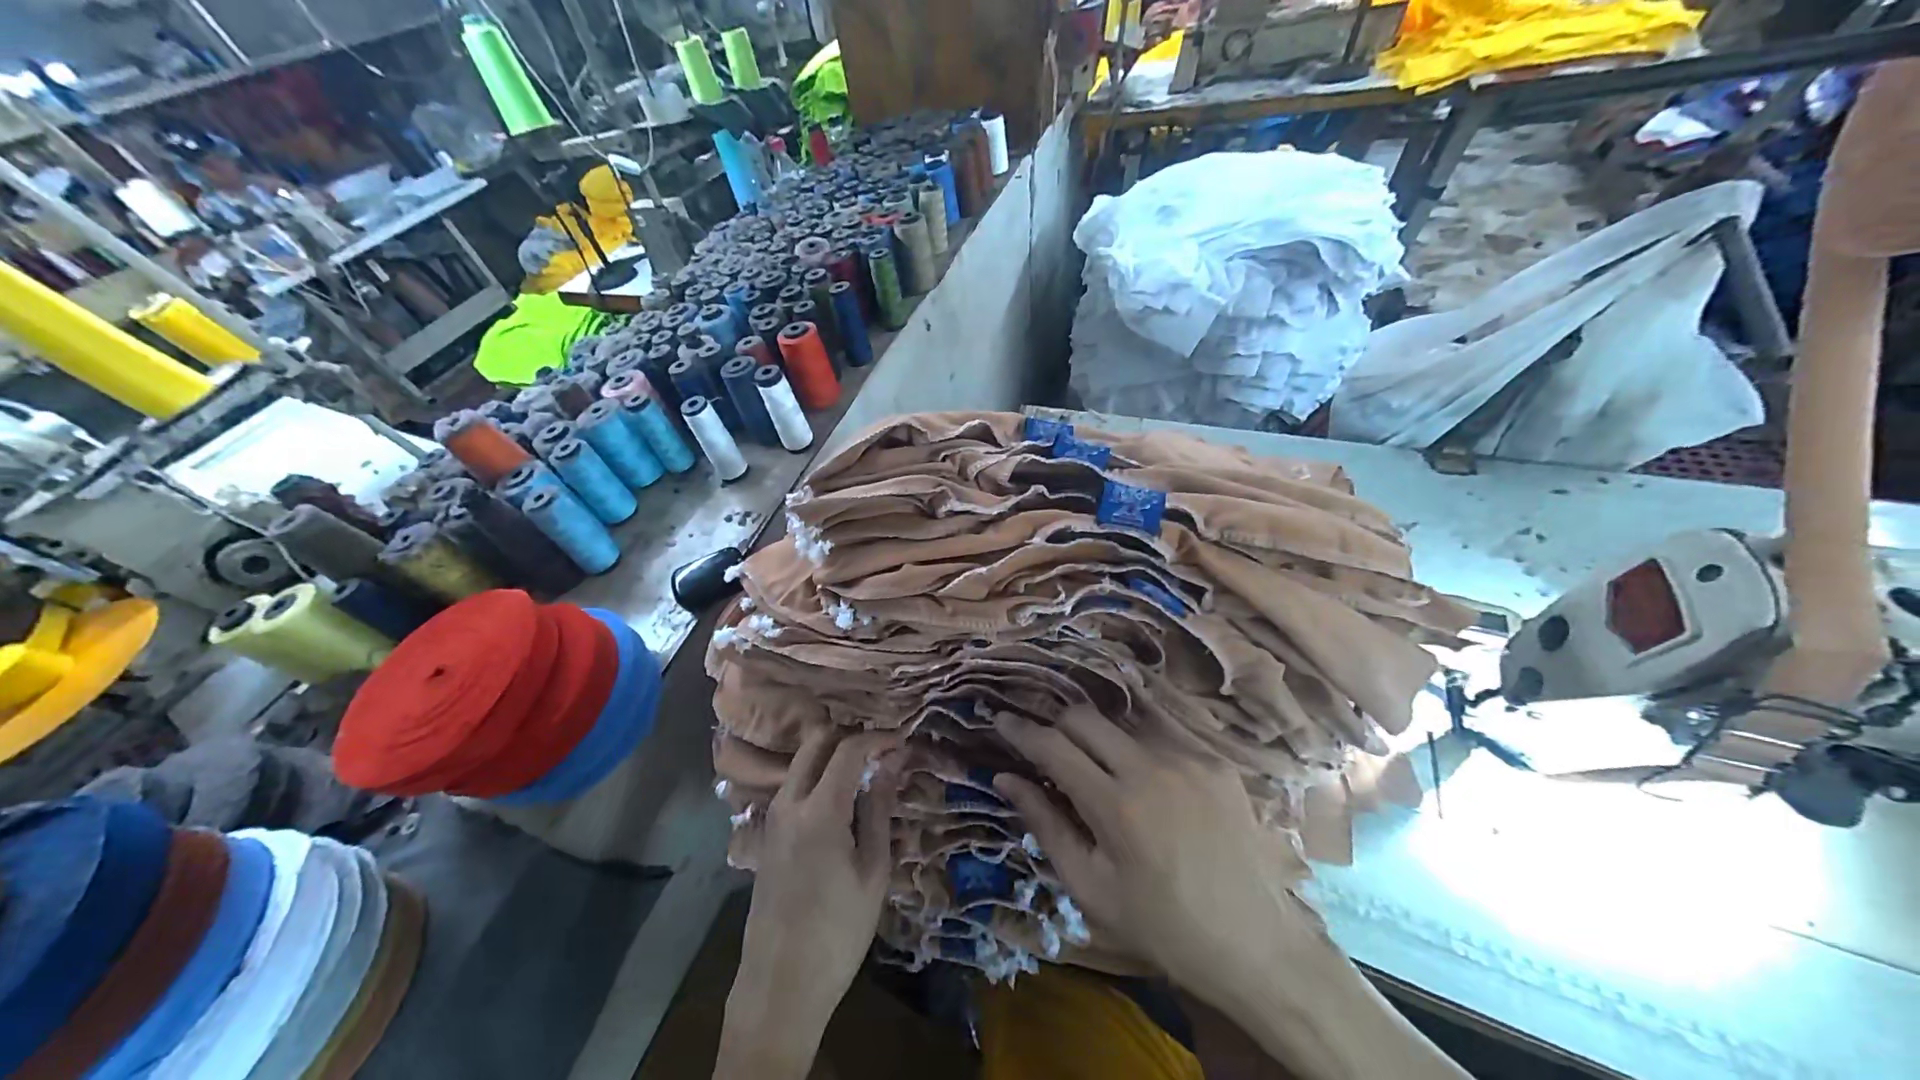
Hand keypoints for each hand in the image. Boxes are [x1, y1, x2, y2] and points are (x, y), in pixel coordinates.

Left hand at [714, 729, 901, 1079]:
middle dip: (851, 736)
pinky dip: (819, 775)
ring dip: (833, 754)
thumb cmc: (839, 930)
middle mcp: (789, 802)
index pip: (849, 749)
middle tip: (883, 752)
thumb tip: (892, 762)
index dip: (879, 738)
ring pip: (802, 761)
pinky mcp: (767, 832)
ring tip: (868, 772)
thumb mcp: (873, 870)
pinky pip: (794, 784)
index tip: (903, 743)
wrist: (781, 982)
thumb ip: (879, 808)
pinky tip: (843, 798)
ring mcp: (773, 816)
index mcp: (819, 810)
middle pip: (817, 742)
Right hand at [990, 707, 1324, 993]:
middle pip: (1086, 717)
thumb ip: (1046, 824)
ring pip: (1124, 726)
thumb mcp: (1090, 886)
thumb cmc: (1161, 926)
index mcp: (1116, 804)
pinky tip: (1146, 786)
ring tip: (1098, 772)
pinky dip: (1140, 754)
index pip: (1053, 745)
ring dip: (1100, 741)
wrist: (1255, 945)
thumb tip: (1006, 779)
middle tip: (1046, 749)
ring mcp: (1190, 760)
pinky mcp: (1218, 764)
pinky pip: (1163, 741)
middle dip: (1057, 726)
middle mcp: (1152, 767)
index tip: (1000, 719)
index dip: (1020, 730)